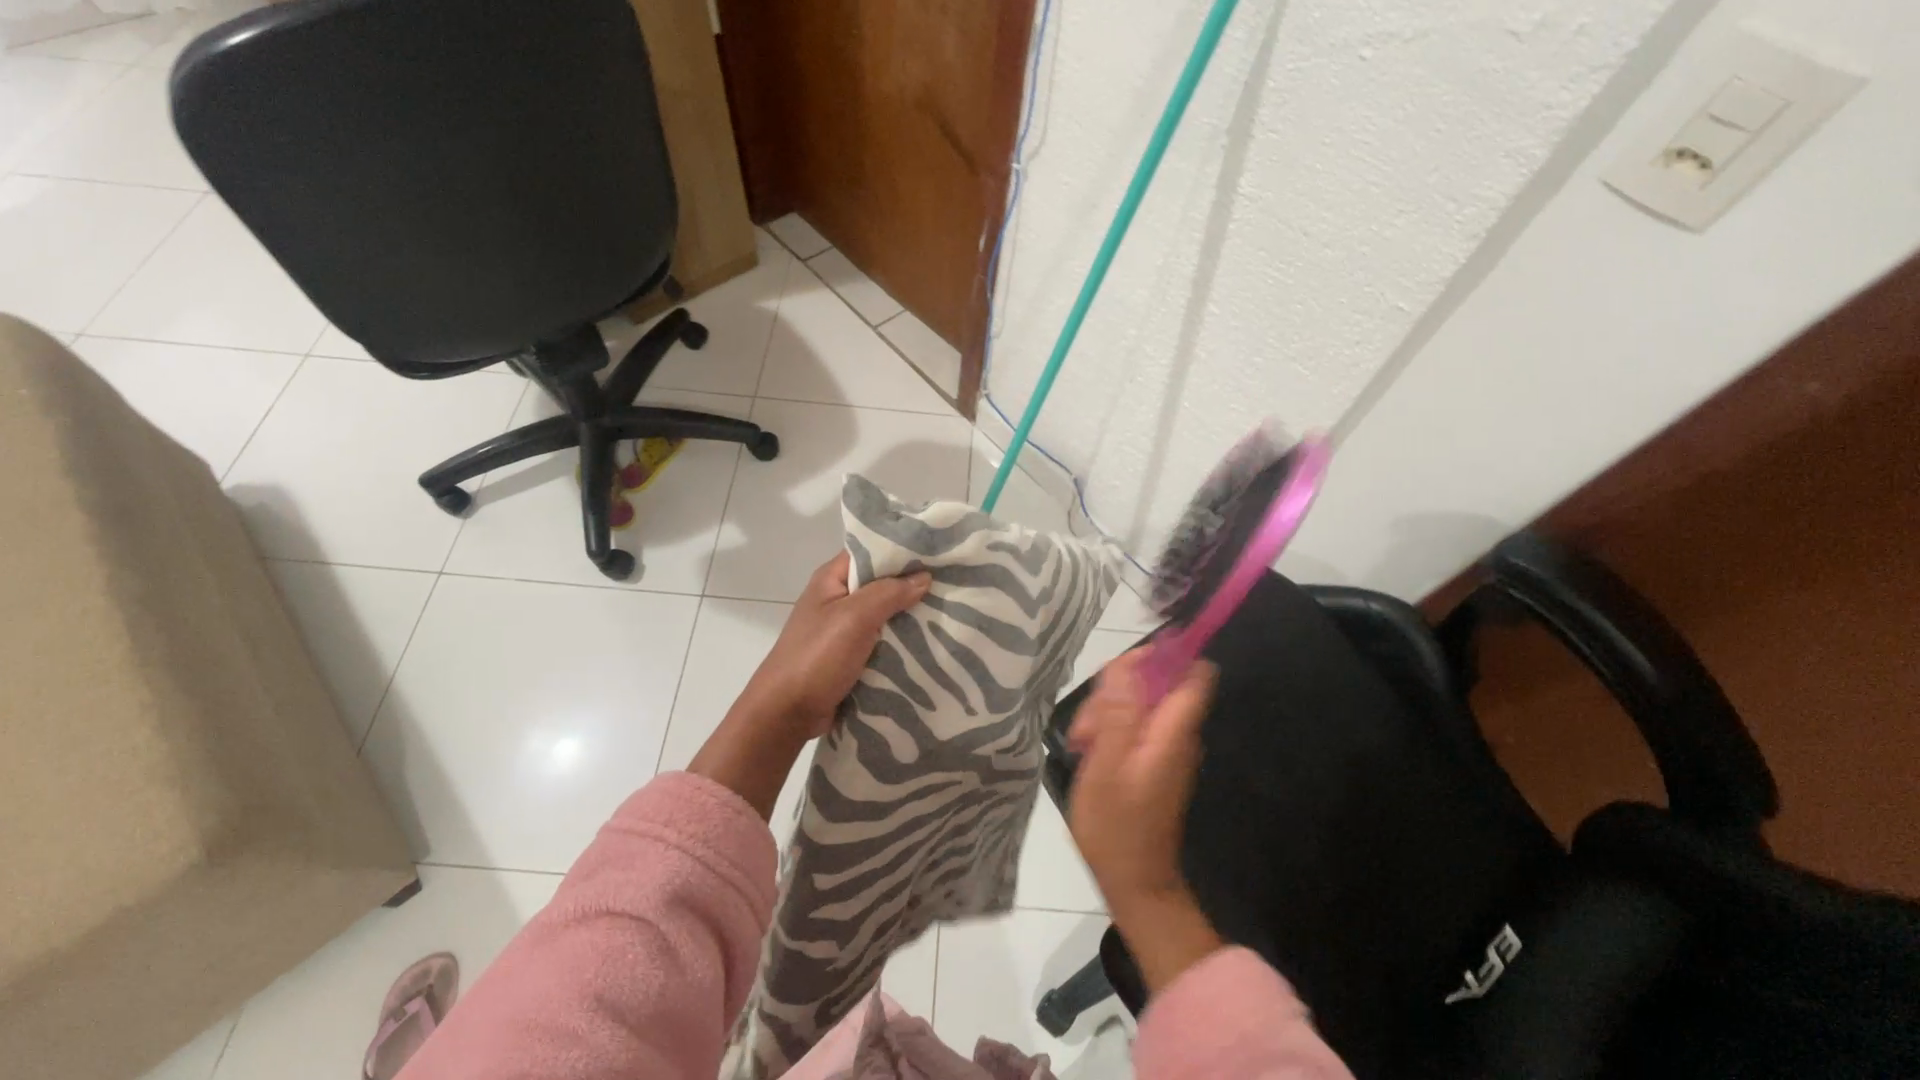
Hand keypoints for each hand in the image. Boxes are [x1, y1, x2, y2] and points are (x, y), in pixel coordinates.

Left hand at [689, 552, 929, 818]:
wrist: (787, 712)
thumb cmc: (816, 657)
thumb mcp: (854, 617)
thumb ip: (889, 593)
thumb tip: (924, 576)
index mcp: (831, 579)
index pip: (871, 552)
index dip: (903, 550)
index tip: (940, 552)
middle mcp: (838, 599)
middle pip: (882, 584)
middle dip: (913, 585)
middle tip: (955, 583)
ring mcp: (844, 630)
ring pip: (885, 615)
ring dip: (911, 618)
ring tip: (953, 611)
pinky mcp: (851, 657)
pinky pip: (883, 643)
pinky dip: (903, 643)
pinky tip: (933, 643)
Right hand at [1067, 649, 1224, 992]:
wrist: (1136, 883)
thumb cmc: (1117, 827)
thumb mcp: (1106, 764)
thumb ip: (1119, 711)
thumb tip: (1131, 662)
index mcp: (1175, 731)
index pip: (1194, 672)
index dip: (1162, 657)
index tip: (1121, 670)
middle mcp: (1181, 736)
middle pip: (1158, 685)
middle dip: (1119, 691)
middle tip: (1086, 726)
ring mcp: (1170, 751)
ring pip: (1142, 707)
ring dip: (1109, 715)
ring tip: (1082, 745)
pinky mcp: (1157, 765)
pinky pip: (1138, 730)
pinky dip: (1113, 734)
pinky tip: (1090, 756)